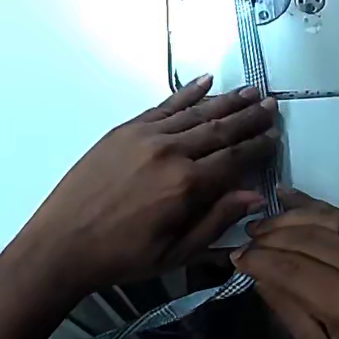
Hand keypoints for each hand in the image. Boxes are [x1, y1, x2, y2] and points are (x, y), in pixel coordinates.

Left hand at [6, 75, 277, 298]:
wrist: (63, 241)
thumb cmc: (122, 257)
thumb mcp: (175, 253)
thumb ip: (216, 222)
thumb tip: (255, 195)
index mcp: (186, 186)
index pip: (234, 159)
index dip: (258, 146)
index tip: (275, 135)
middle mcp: (170, 152)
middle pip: (219, 129)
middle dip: (248, 117)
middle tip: (272, 105)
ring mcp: (145, 136)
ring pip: (195, 112)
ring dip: (226, 100)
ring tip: (251, 91)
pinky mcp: (125, 130)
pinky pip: (163, 106)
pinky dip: (186, 93)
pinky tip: (205, 82)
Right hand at [235, 189, 338, 338]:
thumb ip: (288, 307)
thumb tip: (253, 269)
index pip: (298, 272)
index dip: (261, 261)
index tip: (234, 256)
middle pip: (312, 240)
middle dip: (271, 237)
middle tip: (243, 239)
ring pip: (329, 221)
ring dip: (289, 219)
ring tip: (259, 224)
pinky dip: (315, 209)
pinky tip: (286, 198)